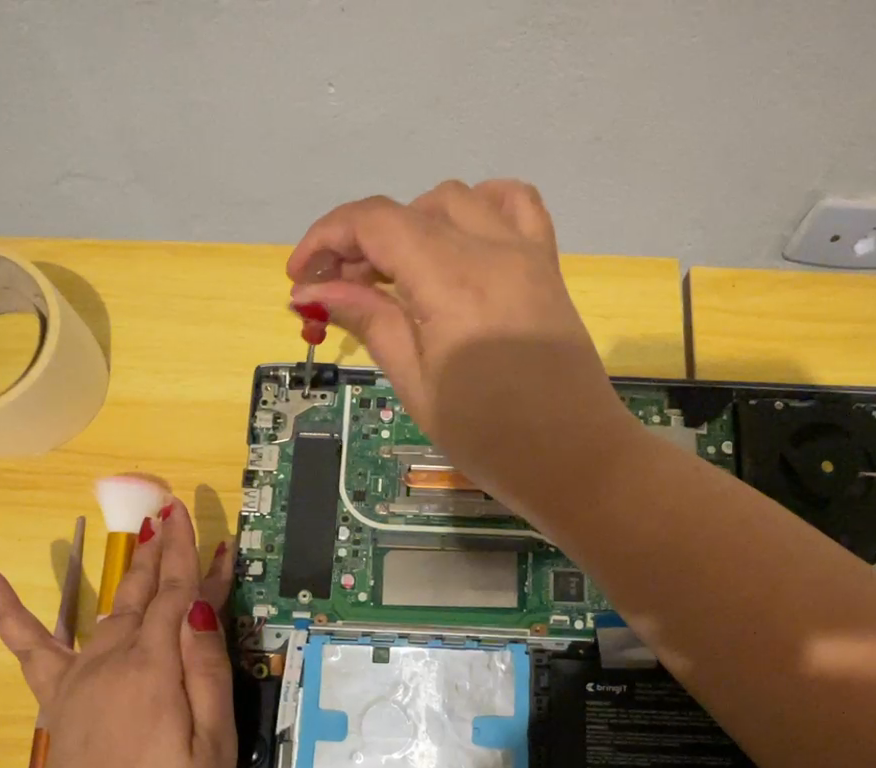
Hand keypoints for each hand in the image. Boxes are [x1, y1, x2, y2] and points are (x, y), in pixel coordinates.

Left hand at [0, 497, 233, 767]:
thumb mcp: (213, 745)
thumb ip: (205, 672)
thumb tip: (198, 607)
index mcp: (153, 671)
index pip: (180, 600)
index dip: (196, 563)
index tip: (206, 526)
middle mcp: (110, 662)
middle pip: (143, 596)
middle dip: (162, 553)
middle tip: (171, 511)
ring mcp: (78, 679)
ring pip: (106, 611)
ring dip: (127, 571)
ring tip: (138, 534)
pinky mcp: (59, 700)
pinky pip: (31, 647)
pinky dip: (10, 610)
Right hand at [286, 179, 642, 520]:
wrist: (576, 459)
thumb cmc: (490, 438)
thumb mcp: (417, 385)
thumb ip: (370, 322)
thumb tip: (312, 291)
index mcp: (450, 279)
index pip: (373, 222)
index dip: (325, 239)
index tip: (300, 280)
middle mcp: (489, 249)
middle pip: (407, 210)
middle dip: (360, 241)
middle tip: (340, 293)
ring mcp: (526, 253)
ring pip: (456, 199)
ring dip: (413, 223)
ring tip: (398, 274)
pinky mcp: (547, 267)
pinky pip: (515, 204)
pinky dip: (479, 207)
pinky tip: (460, 243)